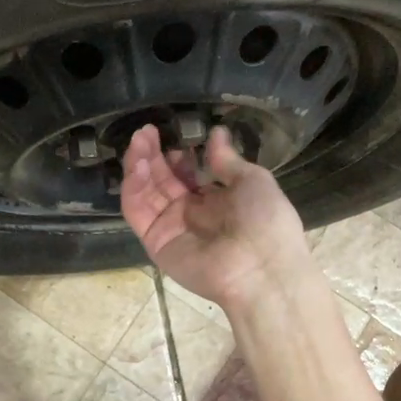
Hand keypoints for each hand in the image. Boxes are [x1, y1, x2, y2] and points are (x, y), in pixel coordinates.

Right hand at [119, 124, 315, 311]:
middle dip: (153, 155)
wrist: (261, 269)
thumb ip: (227, 160)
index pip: (187, 174)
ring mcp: (171, 228)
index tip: (174, 134)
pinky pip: (138, 212)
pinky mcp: (155, 241)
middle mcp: (191, 213)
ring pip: (146, 192)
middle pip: (163, 180)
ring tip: (139, 140)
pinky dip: (134, 187)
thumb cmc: (266, 221)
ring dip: (139, 165)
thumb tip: (217, 132)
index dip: (178, 155)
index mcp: (217, 200)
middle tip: (147, 131)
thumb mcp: (253, 181)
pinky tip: (139, 165)